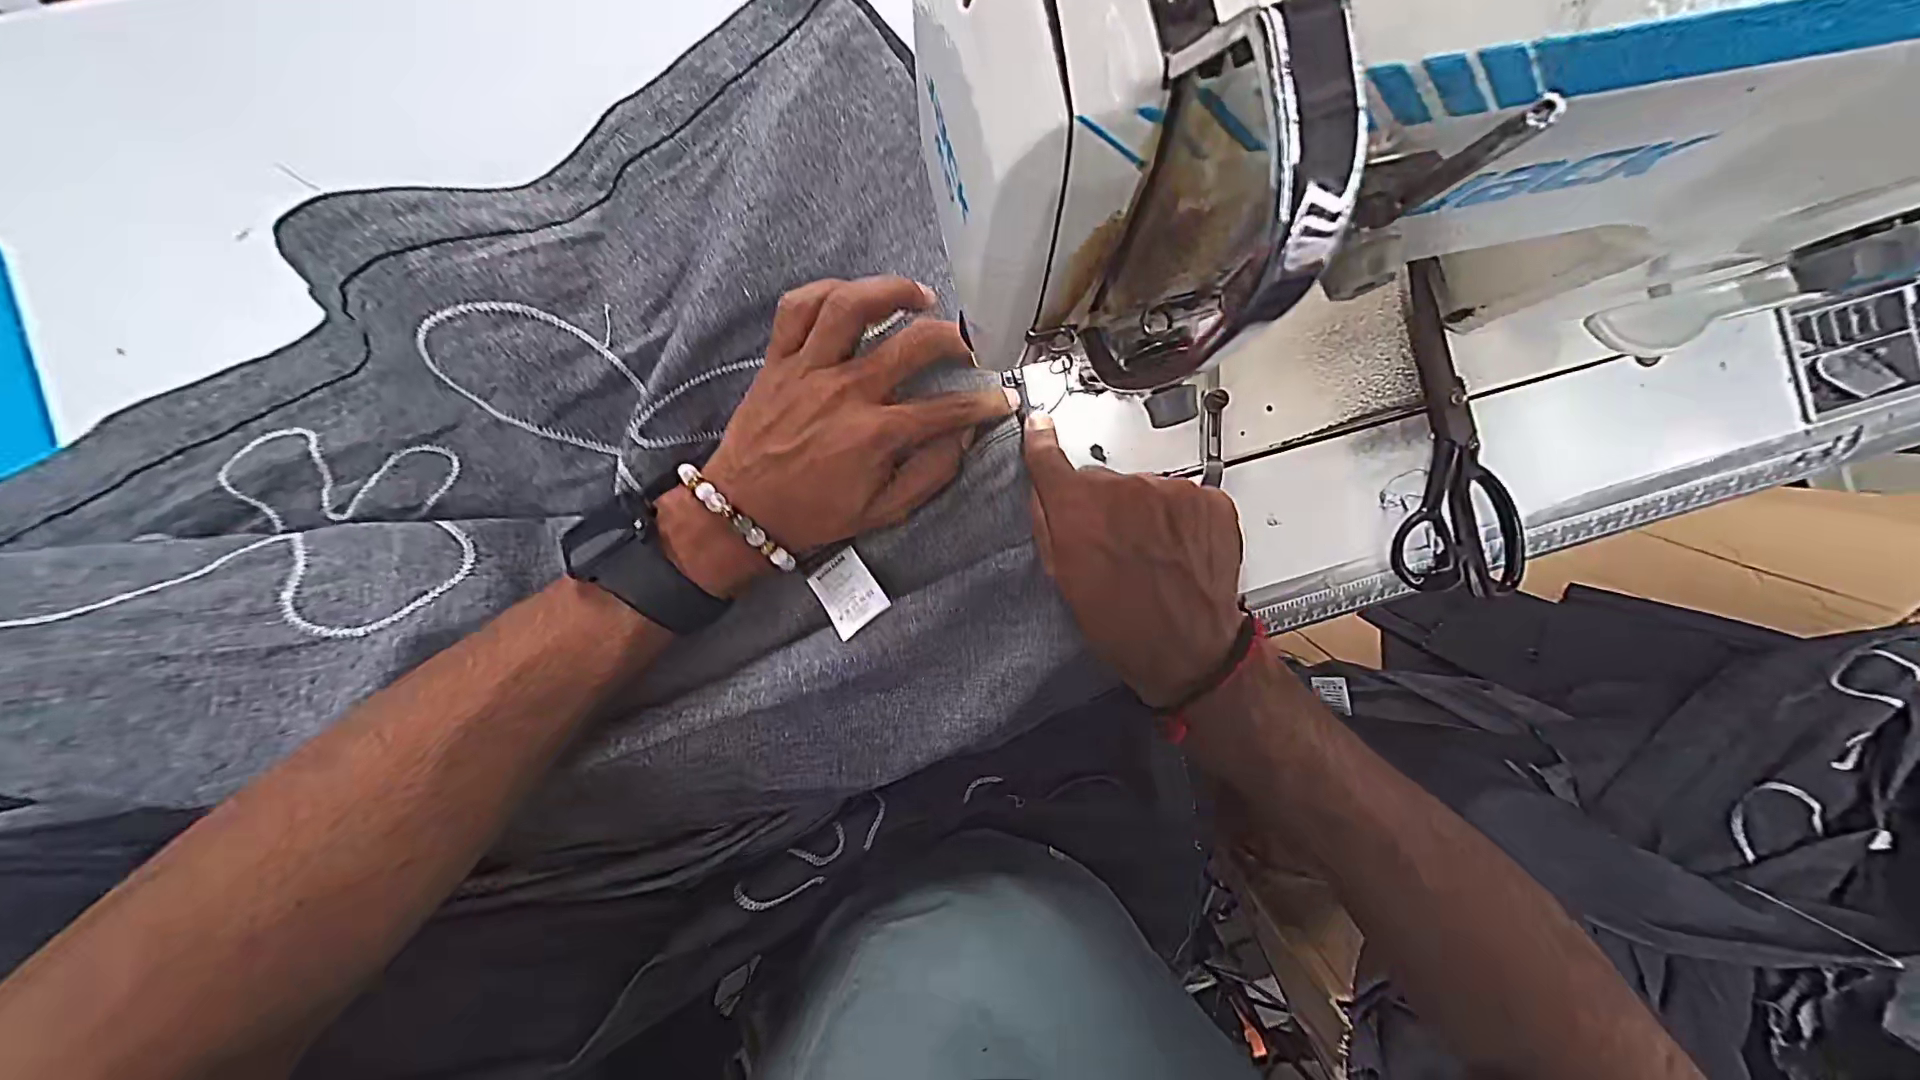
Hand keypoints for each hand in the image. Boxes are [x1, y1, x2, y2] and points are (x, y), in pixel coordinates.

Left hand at [658, 276, 1014, 596]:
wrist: (745, 512)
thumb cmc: (812, 513)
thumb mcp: (882, 511)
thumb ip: (930, 474)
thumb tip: (963, 440)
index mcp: (874, 435)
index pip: (947, 409)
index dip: (983, 403)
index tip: (999, 399)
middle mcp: (845, 393)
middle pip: (914, 344)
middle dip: (956, 338)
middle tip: (971, 343)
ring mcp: (809, 371)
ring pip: (852, 306)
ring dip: (892, 291)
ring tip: (919, 296)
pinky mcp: (779, 362)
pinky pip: (797, 307)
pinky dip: (826, 291)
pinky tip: (851, 296)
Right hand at [1023, 411, 1244, 707]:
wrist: (1189, 650)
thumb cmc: (1125, 626)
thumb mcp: (1063, 581)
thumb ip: (1046, 526)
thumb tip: (1041, 493)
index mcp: (1078, 509)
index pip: (1048, 456)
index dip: (1039, 441)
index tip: (1038, 427)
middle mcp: (1124, 490)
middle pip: (1101, 479)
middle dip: (1101, 505)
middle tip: (1113, 546)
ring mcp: (1170, 492)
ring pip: (1142, 488)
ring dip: (1142, 512)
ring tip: (1150, 555)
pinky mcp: (1206, 500)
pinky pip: (1179, 495)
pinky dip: (1176, 517)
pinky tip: (1175, 550)